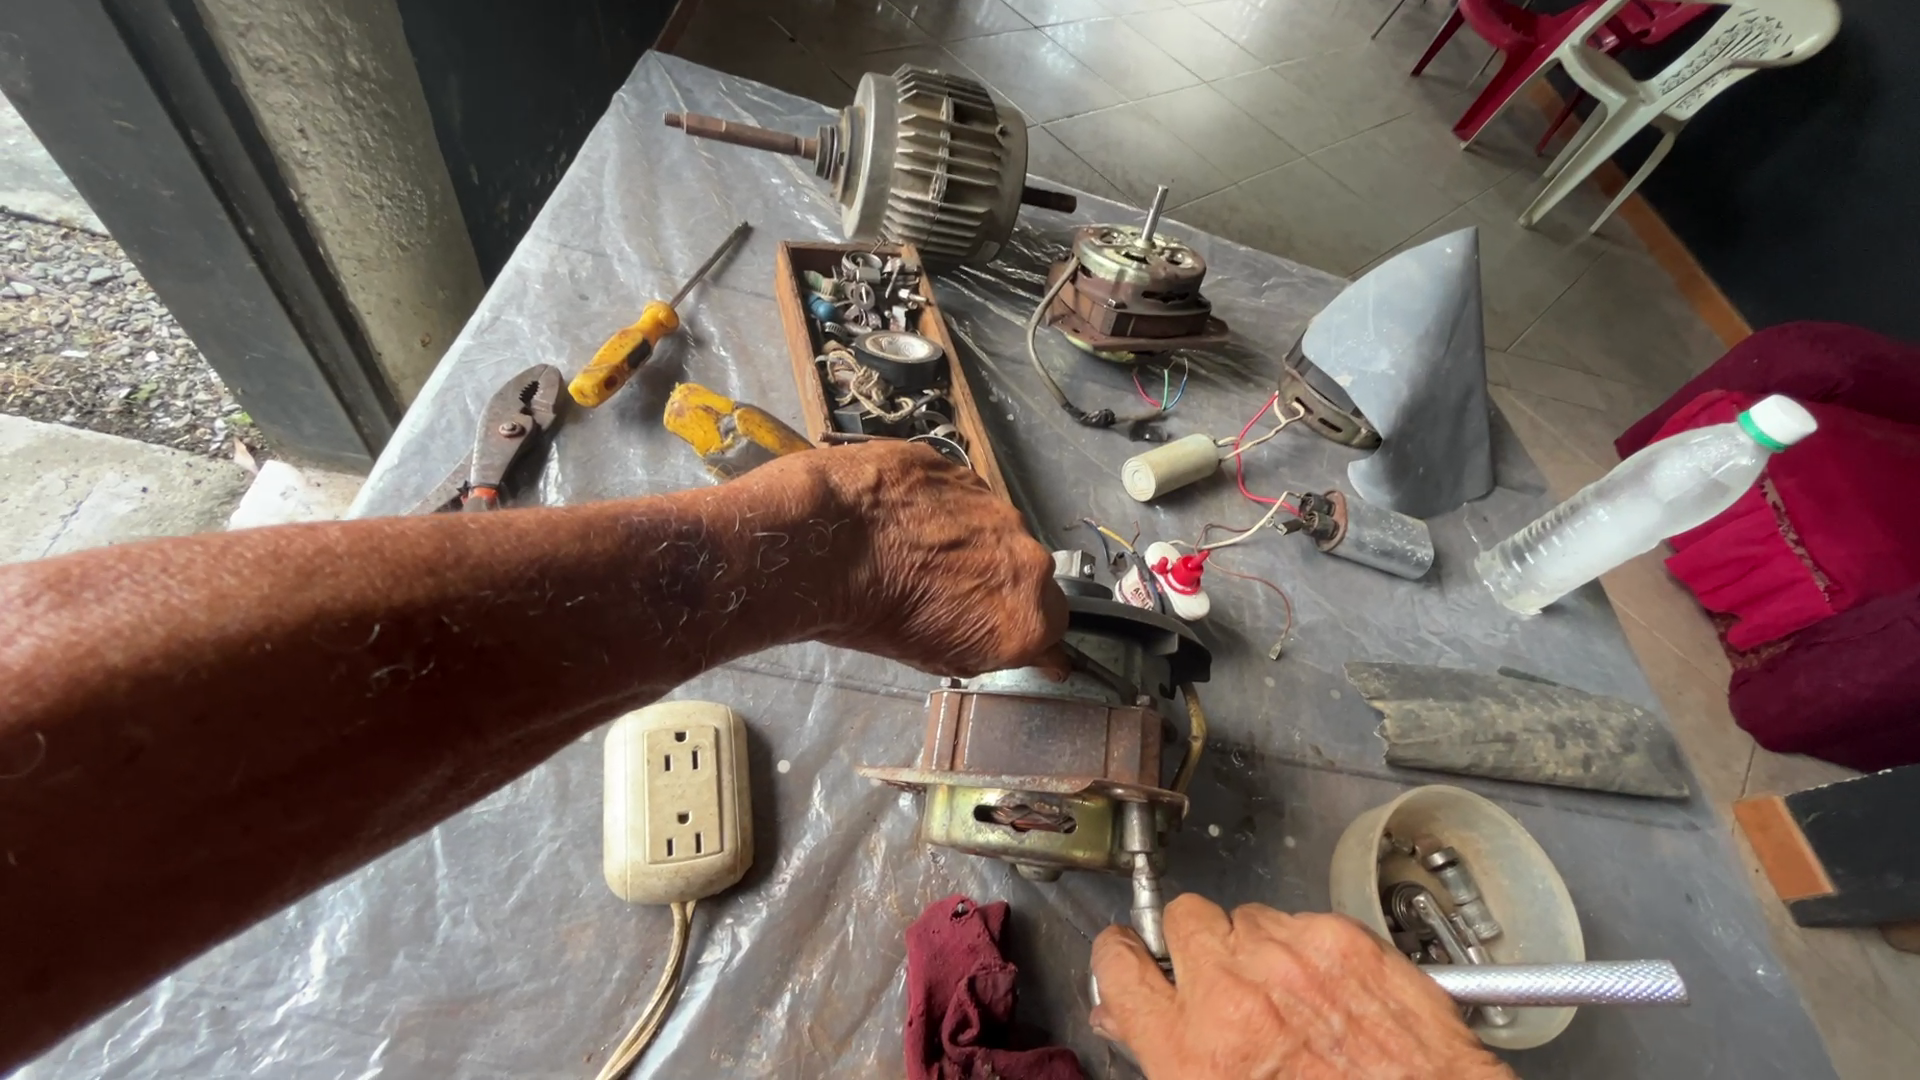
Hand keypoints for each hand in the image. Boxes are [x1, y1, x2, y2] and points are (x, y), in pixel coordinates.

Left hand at [749, 441, 1066, 677]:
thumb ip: (986, 644)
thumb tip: (1018, 645)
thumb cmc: (871, 615)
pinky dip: (941, 507)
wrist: (826, 542)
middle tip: (950, 591)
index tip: (1004, 633)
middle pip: (1028, 573)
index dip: (1026, 631)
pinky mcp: (960, 469)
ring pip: (995, 528)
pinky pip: (962, 495)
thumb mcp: (933, 656)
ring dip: (971, 541)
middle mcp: (1025, 556)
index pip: (1053, 628)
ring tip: (919, 549)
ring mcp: (994, 505)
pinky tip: (903, 516)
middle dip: (999, 583)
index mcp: (1026, 614)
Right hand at [1090, 896, 1515, 1079]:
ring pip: (1246, 915)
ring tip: (1295, 998)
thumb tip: (1122, 1012)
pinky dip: (1312, 950)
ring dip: (1260, 947)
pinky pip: (1302, 921)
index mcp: (1194, 1047)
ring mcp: (1293, 958)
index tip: (1134, 958)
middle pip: (1183, 917)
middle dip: (1201, 945)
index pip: (1119, 961)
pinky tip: (1336, 996)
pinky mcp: (1346, 940)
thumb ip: (1162, 1055)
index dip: (1123, 957)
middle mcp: (1236, 992)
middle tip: (1231, 984)